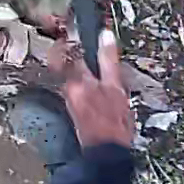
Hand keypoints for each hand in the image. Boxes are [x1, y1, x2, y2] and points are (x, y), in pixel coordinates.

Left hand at [49, 29, 134, 148]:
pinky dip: (91, 84)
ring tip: (106, 74)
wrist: (106, 153)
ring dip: (89, 71)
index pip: (67, 52)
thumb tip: (105, 36)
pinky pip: (82, 88)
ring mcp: (72, 99)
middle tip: (97, 51)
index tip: (77, 30)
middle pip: (72, 64)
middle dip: (84, 57)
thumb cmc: (112, 122)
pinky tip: (106, 91)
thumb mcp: (116, 87)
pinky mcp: (77, 108)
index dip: (70, 39)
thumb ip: (108, 60)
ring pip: (78, 76)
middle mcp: (69, 89)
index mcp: (76, 81)